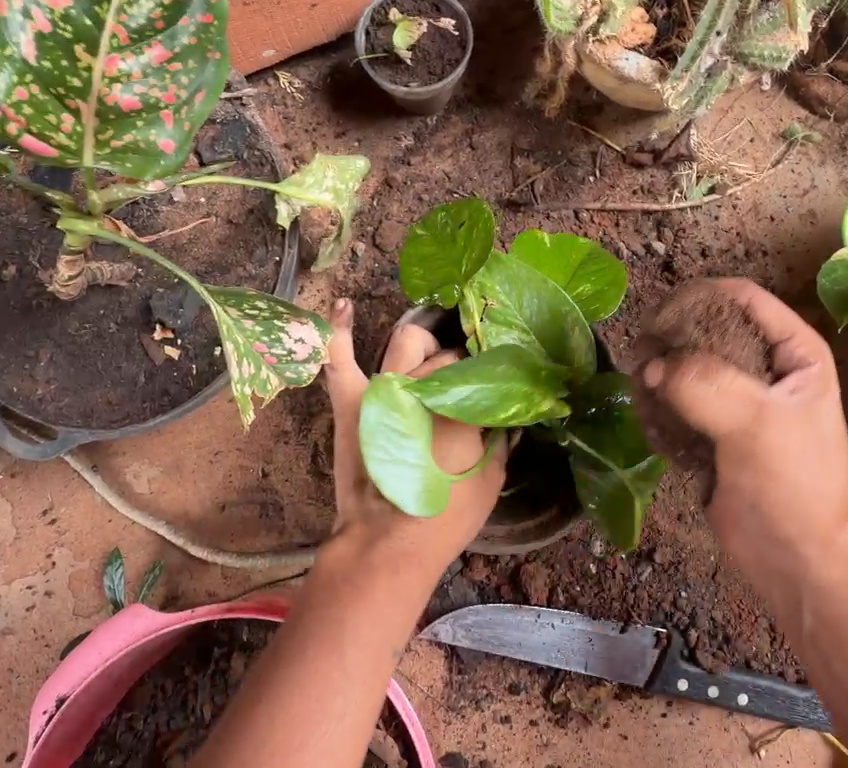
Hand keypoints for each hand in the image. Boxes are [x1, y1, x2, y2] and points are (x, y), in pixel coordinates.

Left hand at [320, 299, 505, 576]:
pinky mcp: (351, 400)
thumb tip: (508, 418)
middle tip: (457, 392)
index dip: (483, 377)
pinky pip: (340, 358)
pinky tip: (345, 305)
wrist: (388, 542)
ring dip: (419, 345)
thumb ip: (501, 440)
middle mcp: (424, 383)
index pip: (478, 368)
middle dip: (455, 367)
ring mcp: (382, 388)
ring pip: (405, 340)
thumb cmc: (445, 516)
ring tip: (425, 358)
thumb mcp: (490, 480)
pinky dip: (340, 330)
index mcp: (461, 401)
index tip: (488, 387)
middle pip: (445, 355)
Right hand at [638, 279, 847, 584]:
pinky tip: (654, 427)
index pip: (739, 297)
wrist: (795, 565)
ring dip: (656, 377)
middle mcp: (763, 366)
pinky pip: (673, 400)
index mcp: (793, 351)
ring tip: (644, 399)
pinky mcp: (710, 428)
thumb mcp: (759, 427)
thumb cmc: (794, 489)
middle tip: (640, 364)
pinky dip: (657, 408)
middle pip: (703, 326)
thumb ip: (707, 384)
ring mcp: (735, 398)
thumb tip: (651, 366)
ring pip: (682, 363)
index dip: (696, 301)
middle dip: (668, 341)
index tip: (658, 325)